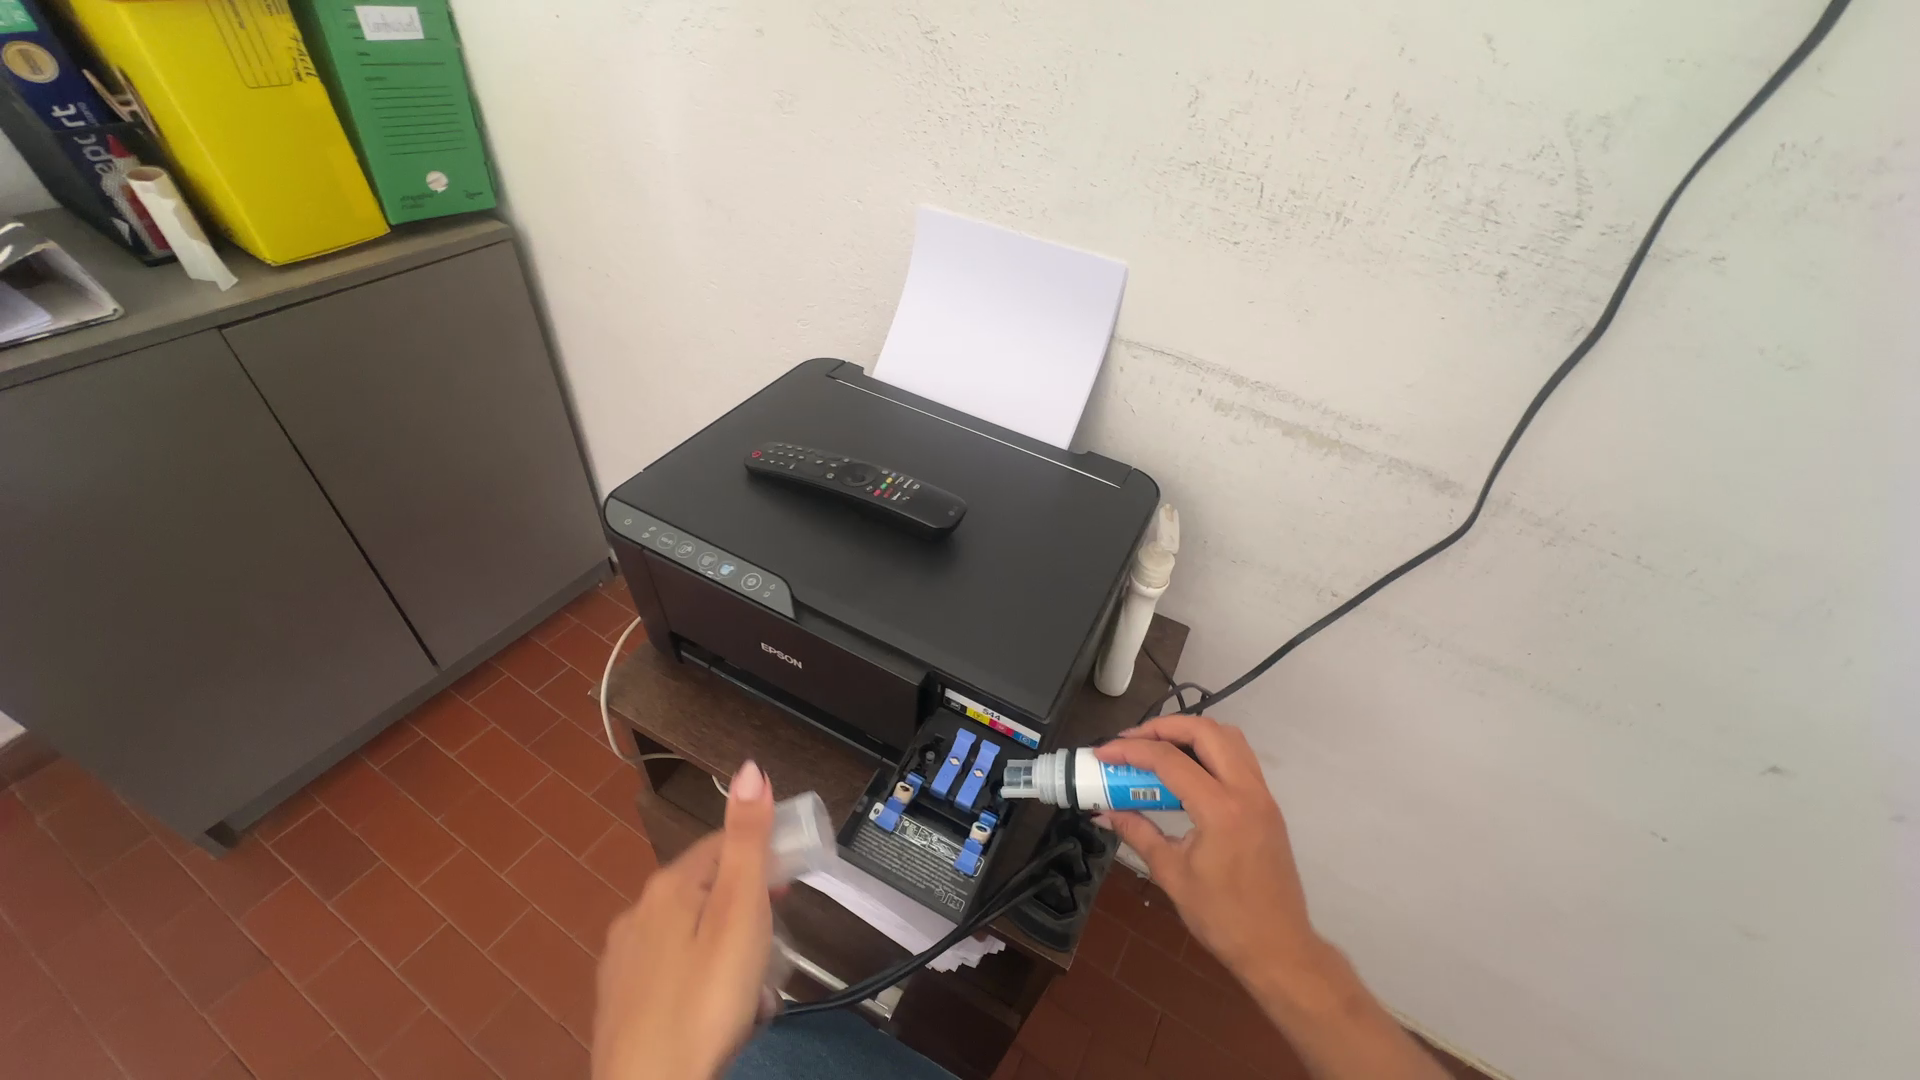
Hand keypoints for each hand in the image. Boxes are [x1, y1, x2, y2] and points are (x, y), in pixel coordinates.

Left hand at [593, 760, 774, 1079]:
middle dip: (747, 911)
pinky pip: (673, 974)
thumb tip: (750, 768)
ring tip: (752, 989)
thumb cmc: (706, 1000)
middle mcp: (637, 914)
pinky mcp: (619, 1006)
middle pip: (707, 892)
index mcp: (667, 886)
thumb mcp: (740, 912)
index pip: (722, 845)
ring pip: (691, 936)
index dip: (761, 858)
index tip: (791, 885)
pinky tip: (717, 1015)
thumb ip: (747, 841)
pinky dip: (700, 982)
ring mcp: (623, 963)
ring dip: (726, 950)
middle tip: (775, 945)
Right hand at [1097, 718, 1448, 1079]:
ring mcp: (1262, 795)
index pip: (1169, 760)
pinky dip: (1209, 750)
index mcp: (1220, 810)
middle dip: (1162, 727)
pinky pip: (1239, 757)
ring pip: (1228, 737)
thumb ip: (1138, 832)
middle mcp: (1246, 791)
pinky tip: (1186, 770)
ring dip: (1190, 732)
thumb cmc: (1223, 918)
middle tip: (1131, 741)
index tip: (1102, 753)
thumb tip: (1104, 812)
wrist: (1278, 948)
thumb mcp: (1171, 874)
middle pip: (1205, 730)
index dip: (1130, 750)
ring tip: (1157, 748)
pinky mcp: (1267, 804)